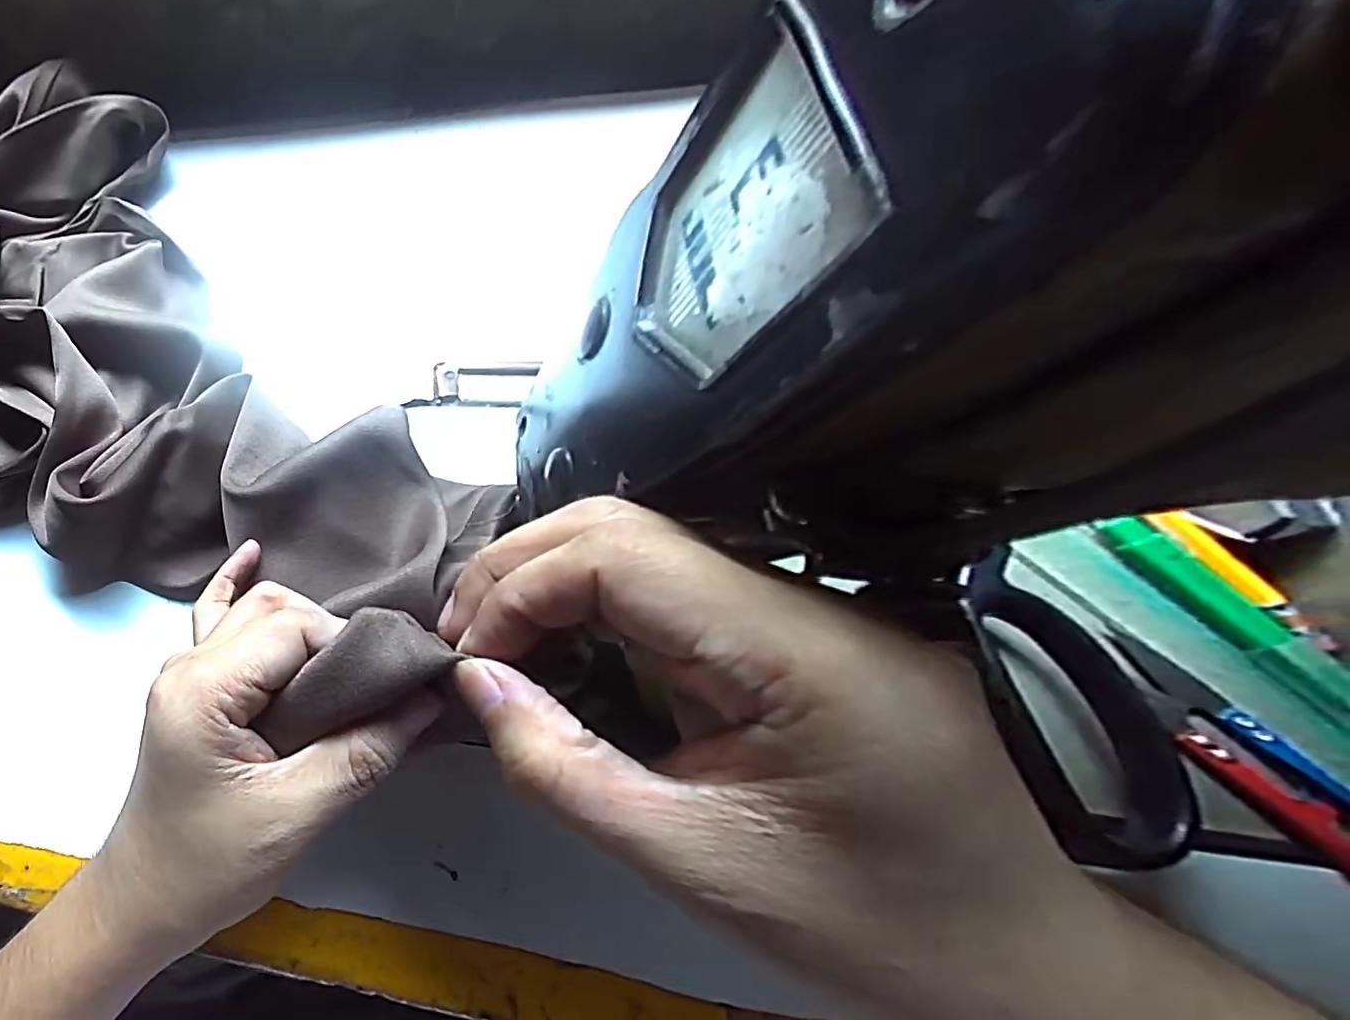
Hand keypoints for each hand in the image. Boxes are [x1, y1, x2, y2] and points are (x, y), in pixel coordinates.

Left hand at [82, 540, 442, 958]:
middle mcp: (187, 662)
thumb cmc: (210, 866)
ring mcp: (182, 667)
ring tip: (340, 654)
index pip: (292, 627)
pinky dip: (235, 583)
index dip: (344, 644)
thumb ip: (364, 752)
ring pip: (252, 606)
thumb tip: (425, 700)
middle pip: (272, 605)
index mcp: (204, 687)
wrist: (143, 902)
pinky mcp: (188, 680)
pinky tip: (251, 555)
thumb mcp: (296, 814)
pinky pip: (213, 614)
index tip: (382, 680)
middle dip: (328, 630)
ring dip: (301, 619)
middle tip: (364, 676)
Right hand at [439, 497, 1316, 1019]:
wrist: (1017, 954)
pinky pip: (655, 580)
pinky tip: (553, 640)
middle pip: (619, 525)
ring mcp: (788, 598)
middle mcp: (792, 595)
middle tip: (463, 636)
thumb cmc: (873, 925)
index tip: (470, 656)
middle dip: (519, 568)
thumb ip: (565, 772)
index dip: (522, 588)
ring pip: (631, 540)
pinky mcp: (774, 618)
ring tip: (491, 637)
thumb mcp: (696, 866)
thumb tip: (476, 683)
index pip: (621, 556)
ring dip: (543, 575)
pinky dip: (582, 598)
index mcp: (791, 646)